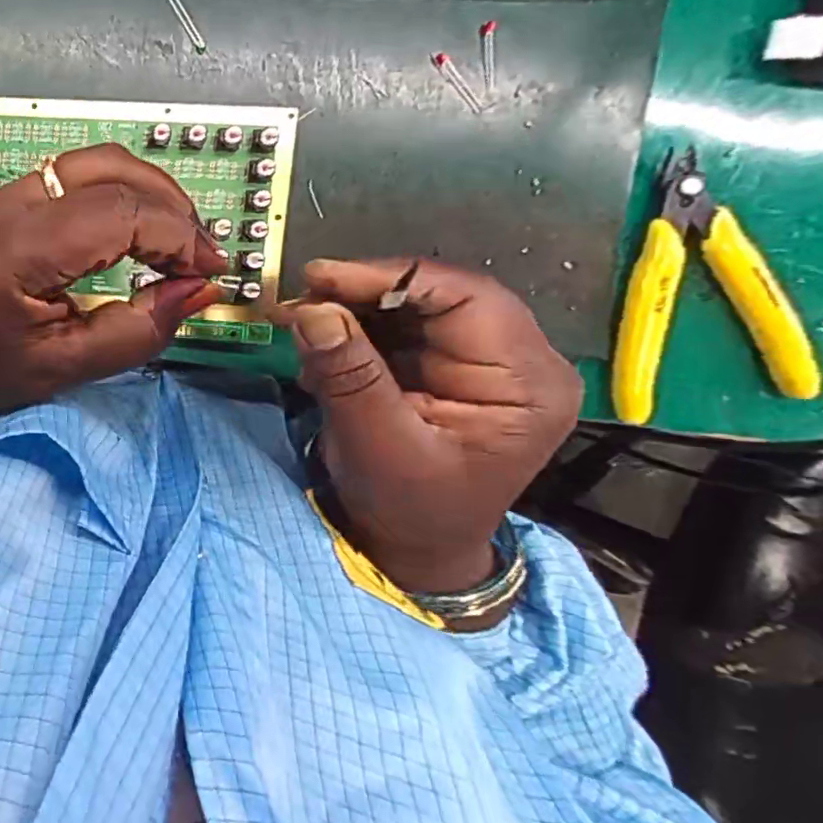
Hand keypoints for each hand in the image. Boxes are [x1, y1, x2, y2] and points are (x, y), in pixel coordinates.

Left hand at [0, 143, 231, 420]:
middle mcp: (3, 207)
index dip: (176, 236)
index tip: (206, 271)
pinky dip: (117, 194)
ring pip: (94, 162)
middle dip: (169, 207)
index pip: (116, 213)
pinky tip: (134, 229)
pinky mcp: (3, 197)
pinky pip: (73, 176)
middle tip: (196, 255)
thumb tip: (200, 289)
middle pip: (110, 170)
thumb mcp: (66, 367)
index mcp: (13, 253)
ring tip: (173, 241)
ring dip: (146, 192)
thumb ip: (138, 330)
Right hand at [274, 259, 582, 594]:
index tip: (319, 277)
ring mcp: (477, 361)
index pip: (466, 297)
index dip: (391, 277)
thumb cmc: (409, 505)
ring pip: (411, 306)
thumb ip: (348, 375)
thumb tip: (311, 311)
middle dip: (362, 292)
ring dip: (350, 309)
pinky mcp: (442, 366)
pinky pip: (395, 327)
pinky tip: (320, 348)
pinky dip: (351, 330)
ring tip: (299, 323)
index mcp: (523, 381)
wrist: (412, 544)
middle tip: (299, 299)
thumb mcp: (376, 444)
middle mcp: (512, 360)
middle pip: (438, 295)